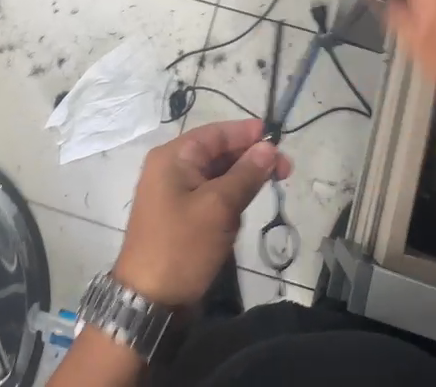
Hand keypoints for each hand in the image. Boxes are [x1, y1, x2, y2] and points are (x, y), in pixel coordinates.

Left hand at [112, 119, 291, 305]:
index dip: (246, 133)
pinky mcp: (181, 217)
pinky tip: (242, 214)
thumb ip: (246, 174)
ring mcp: (175, 194)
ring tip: (268, 191)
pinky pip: (211, 198)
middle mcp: (171, 169)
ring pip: (217, 177)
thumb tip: (268, 147)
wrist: (149, 302)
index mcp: (173, 157)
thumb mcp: (219, 207)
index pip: (215, 133)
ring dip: (241, 183)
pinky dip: (229, 202)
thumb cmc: (182, 247)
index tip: (278, 139)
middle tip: (286, 170)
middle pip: (218, 153)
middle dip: (250, 160)